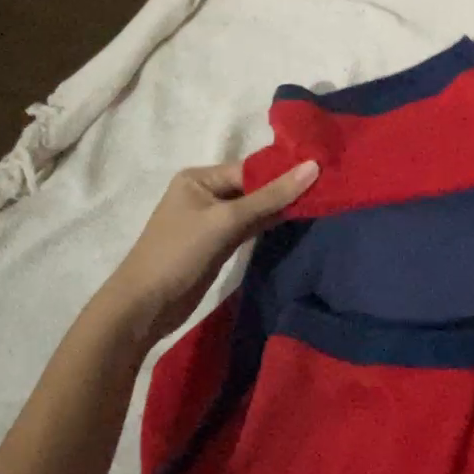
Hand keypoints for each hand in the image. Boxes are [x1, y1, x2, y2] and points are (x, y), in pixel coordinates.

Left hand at [98, 160, 317, 346]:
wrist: (143, 308)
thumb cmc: (178, 254)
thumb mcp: (227, 220)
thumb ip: (272, 195)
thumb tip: (315, 165)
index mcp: (200, 178)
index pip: (252, 168)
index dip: (285, 169)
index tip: (324, 167)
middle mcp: (207, 192)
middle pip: (257, 185)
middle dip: (288, 186)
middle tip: (330, 182)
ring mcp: (214, 218)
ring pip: (258, 205)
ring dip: (284, 204)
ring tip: (324, 196)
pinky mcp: (221, 240)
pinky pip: (254, 223)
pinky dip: (275, 220)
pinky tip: (302, 215)